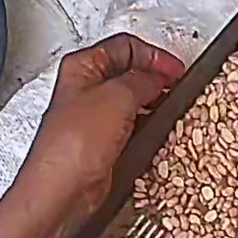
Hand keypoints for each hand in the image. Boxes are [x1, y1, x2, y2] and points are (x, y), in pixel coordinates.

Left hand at [17, 33, 185, 219]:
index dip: (154, 56)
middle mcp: (86, 91)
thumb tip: (158, 77)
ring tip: (169, 110)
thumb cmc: (72, 146)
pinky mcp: (103, 144)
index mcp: (82, 67)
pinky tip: (155, 134)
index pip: (125, 47)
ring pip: (132, 103)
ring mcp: (95, 119)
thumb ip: (142, 80)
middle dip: (155, 79)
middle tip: (175, 87)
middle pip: (129, 73)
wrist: (63, 190)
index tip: (175, 70)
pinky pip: (131, 129)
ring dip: (152, 105)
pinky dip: (146, 129)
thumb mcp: (117, 97)